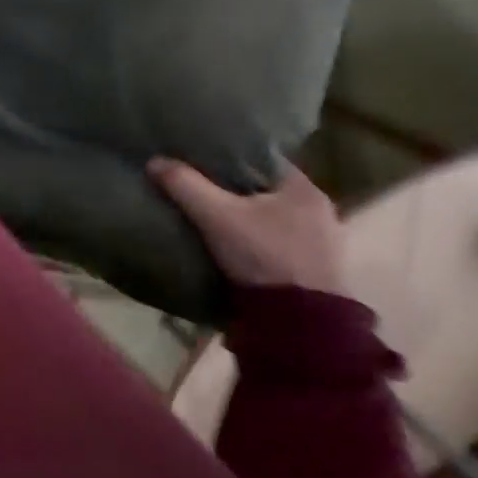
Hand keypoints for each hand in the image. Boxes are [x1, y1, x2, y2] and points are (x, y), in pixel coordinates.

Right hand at [148, 156, 345, 295]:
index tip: (196, 156)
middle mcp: (321, 209)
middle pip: (264, 187)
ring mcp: (323, 240)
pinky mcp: (315, 266)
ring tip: (209, 211)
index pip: (260, 159)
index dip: (226, 156)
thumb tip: (155, 161)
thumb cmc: (263, 255)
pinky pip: (277, 236)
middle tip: (197, 182)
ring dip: (244, 212)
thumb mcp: (214, 215)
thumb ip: (183, 184)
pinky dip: (254, 233)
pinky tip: (232, 238)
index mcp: (305, 188)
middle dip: (232, 185)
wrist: (300, 321)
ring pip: (271, 213)